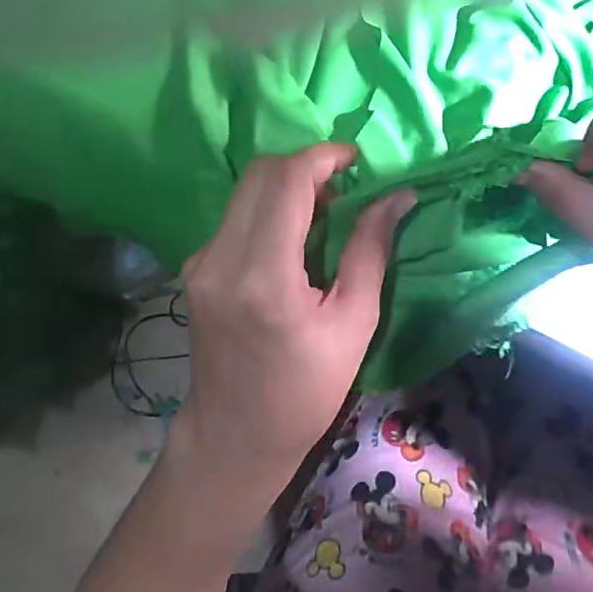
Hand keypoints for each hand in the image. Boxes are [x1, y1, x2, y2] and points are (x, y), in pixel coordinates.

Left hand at [177, 143, 415, 467]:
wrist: (234, 434)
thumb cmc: (305, 391)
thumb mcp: (353, 324)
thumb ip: (371, 251)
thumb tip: (398, 195)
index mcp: (265, 277)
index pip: (286, 181)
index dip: (323, 157)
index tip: (357, 162)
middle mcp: (222, 259)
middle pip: (260, 173)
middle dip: (307, 167)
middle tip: (345, 192)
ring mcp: (200, 262)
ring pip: (245, 191)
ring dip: (288, 187)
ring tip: (325, 218)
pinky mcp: (195, 267)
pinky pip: (236, 215)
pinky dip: (269, 210)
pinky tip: (293, 242)